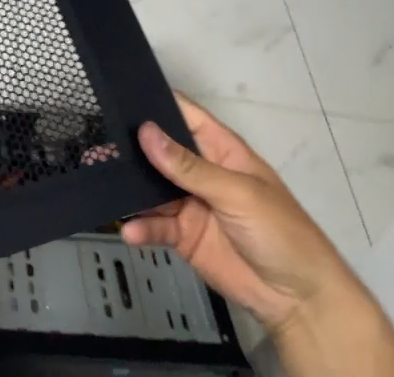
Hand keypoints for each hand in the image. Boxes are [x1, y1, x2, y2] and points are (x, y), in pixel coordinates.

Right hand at [122, 95, 393, 376]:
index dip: (153, 103)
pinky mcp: (183, 235)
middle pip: (158, 151)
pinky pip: (154, 225)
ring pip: (149, 188)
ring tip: (99, 183)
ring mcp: (189, 204)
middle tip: (94, 143)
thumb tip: (146, 132)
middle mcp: (200, 172)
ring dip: (127, 188)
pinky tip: (130, 230)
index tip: (115, 93)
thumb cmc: (281, 232)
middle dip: (129, 148)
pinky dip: (140, 227)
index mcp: (220, 150)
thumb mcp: (237, 193)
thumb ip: (189, 166)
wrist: (299, 300)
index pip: (182, 114)